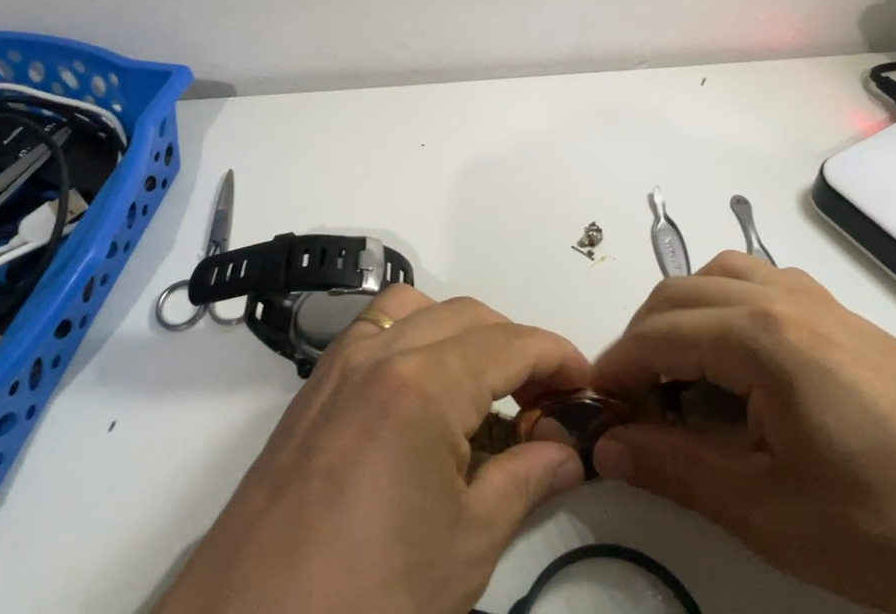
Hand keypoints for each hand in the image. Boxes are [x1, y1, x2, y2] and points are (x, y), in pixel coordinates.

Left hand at [157, 286, 590, 613]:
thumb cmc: (371, 592)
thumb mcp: (468, 543)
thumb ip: (526, 481)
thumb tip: (567, 452)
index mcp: (423, 384)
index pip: (511, 343)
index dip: (558, 358)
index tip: (585, 387)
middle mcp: (378, 355)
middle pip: (467, 316)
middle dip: (516, 346)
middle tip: (543, 402)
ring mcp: (337, 368)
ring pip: (414, 310)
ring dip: (460, 332)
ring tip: (482, 389)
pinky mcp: (311, 391)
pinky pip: (371, 332)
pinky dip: (411, 339)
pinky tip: (422, 395)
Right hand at [591, 252, 895, 613]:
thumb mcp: (771, 511)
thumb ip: (675, 468)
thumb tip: (606, 444)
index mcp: (762, 335)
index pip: (655, 335)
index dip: (613, 374)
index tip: (593, 419)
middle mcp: (789, 300)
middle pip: (682, 294)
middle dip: (642, 344)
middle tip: (635, 414)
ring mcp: (829, 308)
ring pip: (726, 281)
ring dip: (686, 322)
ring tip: (685, 392)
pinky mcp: (858, 329)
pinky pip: (768, 294)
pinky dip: (731, 320)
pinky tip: (747, 384)